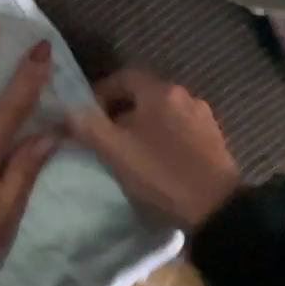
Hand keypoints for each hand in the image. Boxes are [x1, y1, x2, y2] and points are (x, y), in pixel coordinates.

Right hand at [66, 68, 240, 228]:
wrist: (216, 208)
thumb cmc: (160, 173)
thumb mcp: (115, 151)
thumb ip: (87, 126)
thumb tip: (68, 111)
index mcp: (159, 91)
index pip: (123, 77)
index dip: (101, 93)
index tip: (88, 116)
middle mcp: (184, 95)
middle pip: (143, 94)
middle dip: (120, 111)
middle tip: (105, 136)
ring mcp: (202, 116)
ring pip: (162, 112)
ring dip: (142, 124)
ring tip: (130, 150)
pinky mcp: (214, 137)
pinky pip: (179, 127)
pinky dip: (163, 136)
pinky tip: (157, 159)